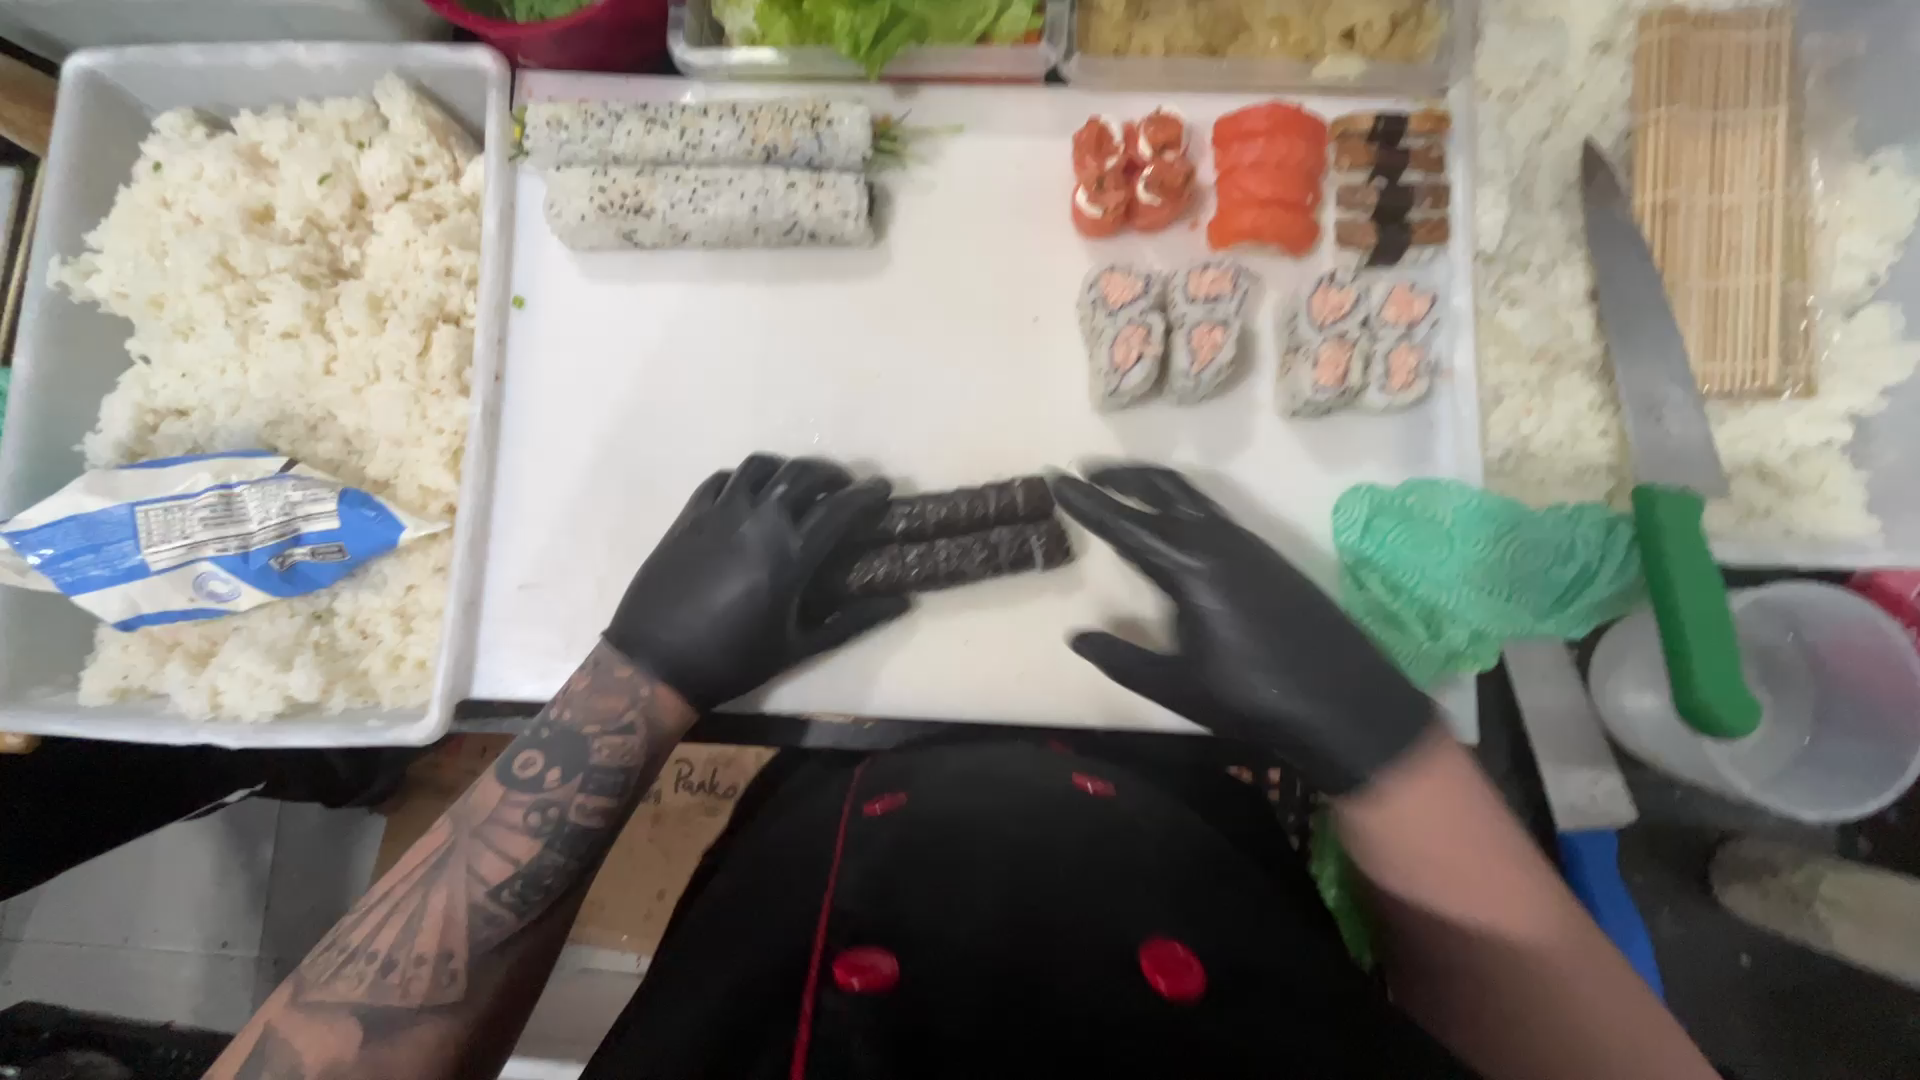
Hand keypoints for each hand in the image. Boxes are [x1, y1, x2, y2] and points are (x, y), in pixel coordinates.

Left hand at [603, 453, 907, 709]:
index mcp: (790, 554)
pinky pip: (721, 479)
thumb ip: (853, 622)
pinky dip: (744, 478)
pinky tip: (750, 495)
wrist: (656, 664)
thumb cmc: (734, 660)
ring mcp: (719, 513)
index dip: (866, 494)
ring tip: (798, 484)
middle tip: (844, 486)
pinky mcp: (689, 516)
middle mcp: (758, 520)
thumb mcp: (800, 647)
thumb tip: (903, 605)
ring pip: (760, 466)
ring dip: (788, 469)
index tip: (882, 489)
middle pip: (803, 474)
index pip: (839, 507)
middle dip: (831, 474)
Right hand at [1051, 464, 1433, 794]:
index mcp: (1190, 568)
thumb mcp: (1174, 686)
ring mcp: (1248, 545)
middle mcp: (1218, 542)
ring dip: (1152, 486)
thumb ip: (1120, 658)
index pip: (1125, 524)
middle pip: (1163, 490)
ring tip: (1123, 488)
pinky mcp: (1268, 556)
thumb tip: (1077, 636)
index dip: (1087, 502)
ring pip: (1191, 497)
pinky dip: (1180, 505)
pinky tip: (1174, 525)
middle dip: (1122, 476)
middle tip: (1088, 470)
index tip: (1057, 477)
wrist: (1347, 703)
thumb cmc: (1252, 699)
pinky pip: (1212, 514)